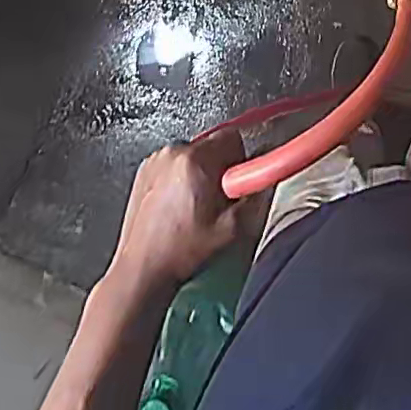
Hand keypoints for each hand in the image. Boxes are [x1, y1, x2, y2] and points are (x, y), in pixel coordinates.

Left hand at [109, 128, 250, 286]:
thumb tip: (269, 172)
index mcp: (195, 160)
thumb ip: (257, 194)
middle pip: (212, 145)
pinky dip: (180, 177)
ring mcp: (155, 161)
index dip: (239, 160)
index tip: (234, 183)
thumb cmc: (182, 252)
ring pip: (194, 154)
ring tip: (194, 206)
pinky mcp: (144, 171)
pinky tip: (177, 205)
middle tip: (215, 200)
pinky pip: (175, 163)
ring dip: (199, 172)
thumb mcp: (233, 228)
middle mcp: (173, 153)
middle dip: (219, 167)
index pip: (232, 137)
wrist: (141, 272)